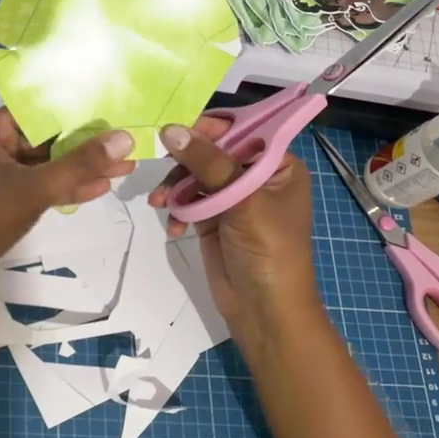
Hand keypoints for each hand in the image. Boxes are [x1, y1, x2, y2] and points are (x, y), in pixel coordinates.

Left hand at [0, 109, 137, 284]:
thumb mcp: (37, 188)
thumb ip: (80, 164)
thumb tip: (123, 139)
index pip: (39, 112)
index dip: (77, 114)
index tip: (112, 115)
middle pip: (46, 139)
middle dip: (85, 146)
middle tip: (126, 146)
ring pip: (45, 165)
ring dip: (80, 169)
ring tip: (124, 168)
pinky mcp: (3, 198)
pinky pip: (38, 185)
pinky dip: (64, 188)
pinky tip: (98, 187)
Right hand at [145, 117, 316, 330]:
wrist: (264, 310)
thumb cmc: (269, 250)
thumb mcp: (243, 201)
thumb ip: (207, 163)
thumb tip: (170, 130)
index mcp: (278, 164)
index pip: (242, 129)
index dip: (209, 128)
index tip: (175, 130)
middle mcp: (255, 176)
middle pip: (212, 150)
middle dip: (185, 161)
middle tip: (162, 170)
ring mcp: (232, 198)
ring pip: (194, 175)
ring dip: (175, 187)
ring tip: (160, 203)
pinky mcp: (212, 218)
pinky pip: (187, 200)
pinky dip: (177, 209)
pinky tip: (174, 225)